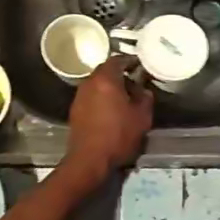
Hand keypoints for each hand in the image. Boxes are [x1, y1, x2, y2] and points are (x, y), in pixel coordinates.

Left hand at [60, 55, 153, 184]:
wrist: (89, 159)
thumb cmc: (118, 135)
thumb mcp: (141, 117)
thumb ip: (145, 98)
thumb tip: (143, 89)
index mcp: (105, 80)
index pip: (117, 60)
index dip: (130, 61)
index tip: (139, 65)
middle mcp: (88, 83)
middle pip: (105, 71)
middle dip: (120, 74)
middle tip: (135, 82)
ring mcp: (79, 97)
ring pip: (97, 85)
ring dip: (110, 87)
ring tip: (125, 97)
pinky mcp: (75, 110)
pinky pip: (91, 97)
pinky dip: (102, 98)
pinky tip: (111, 110)